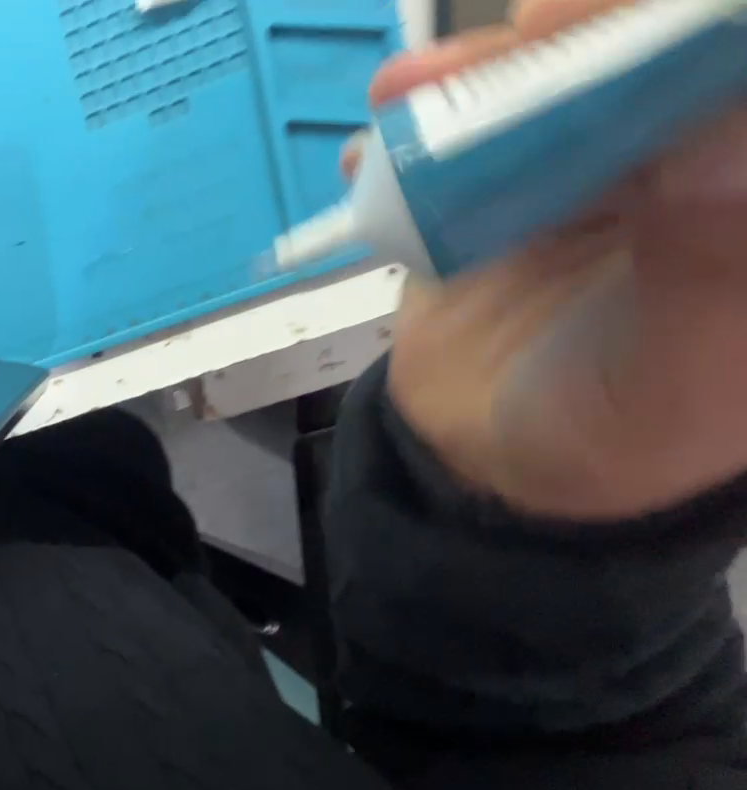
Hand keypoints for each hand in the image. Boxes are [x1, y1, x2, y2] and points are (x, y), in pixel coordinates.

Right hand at [356, 0, 746, 519]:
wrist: (492, 462)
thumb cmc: (620, 424)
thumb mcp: (689, 357)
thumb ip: (711, 253)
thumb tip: (708, 132)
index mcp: (742, 183)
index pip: (732, 67)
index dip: (694, 27)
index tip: (608, 27)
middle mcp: (683, 155)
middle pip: (642, 53)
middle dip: (584, 31)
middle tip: (525, 30)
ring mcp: (579, 172)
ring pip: (539, 89)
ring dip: (473, 76)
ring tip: (401, 88)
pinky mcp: (486, 199)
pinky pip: (446, 153)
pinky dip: (399, 143)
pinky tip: (362, 150)